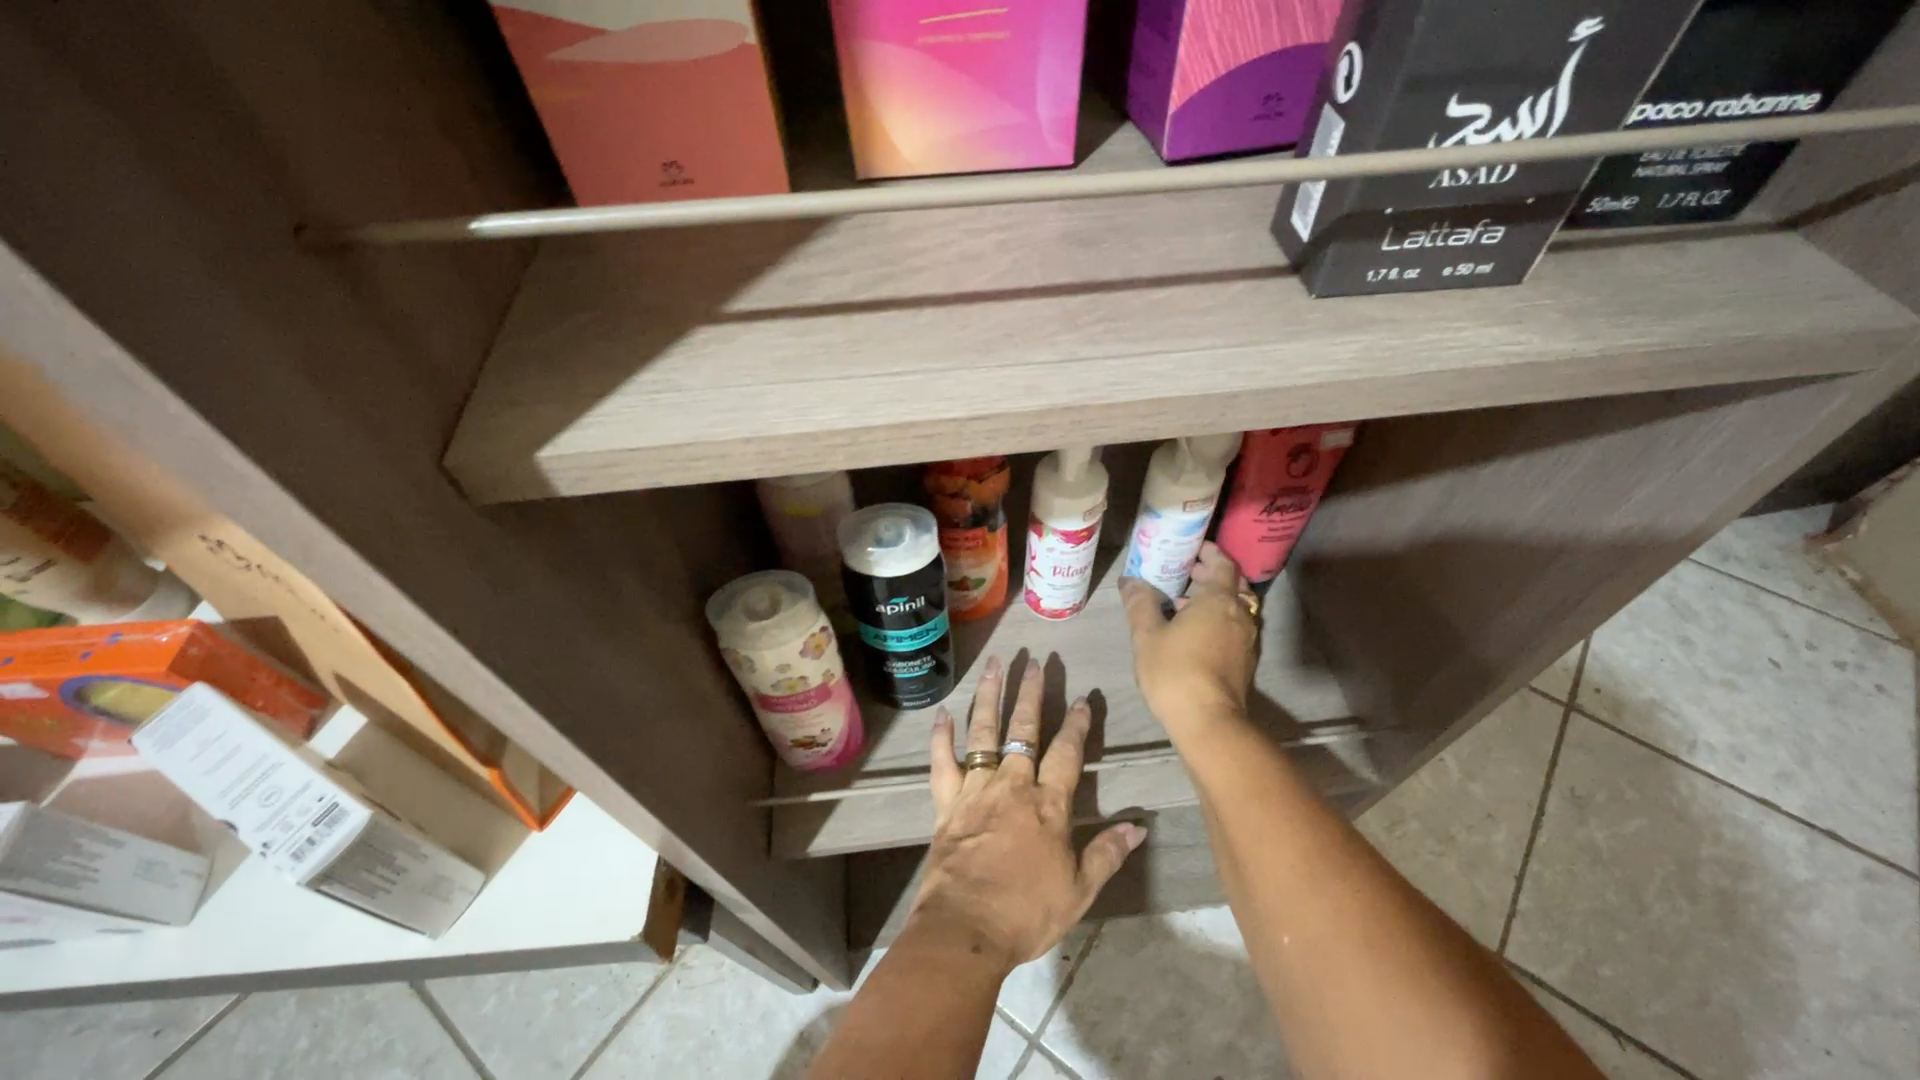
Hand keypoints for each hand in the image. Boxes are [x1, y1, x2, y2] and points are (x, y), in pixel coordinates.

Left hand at [913, 654, 1146, 970]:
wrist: (966, 928)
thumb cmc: (1027, 912)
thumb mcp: (1080, 890)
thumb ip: (1107, 854)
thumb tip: (1139, 827)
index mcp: (1049, 805)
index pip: (1067, 753)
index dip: (1077, 724)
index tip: (1082, 697)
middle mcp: (1013, 787)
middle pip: (1023, 730)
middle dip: (1030, 693)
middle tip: (1035, 661)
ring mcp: (976, 791)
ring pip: (983, 733)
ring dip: (989, 697)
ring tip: (993, 664)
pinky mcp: (946, 804)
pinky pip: (941, 763)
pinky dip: (940, 737)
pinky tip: (942, 713)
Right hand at [1120, 541, 1258, 736]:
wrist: (1208, 720)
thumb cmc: (1175, 671)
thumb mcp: (1147, 635)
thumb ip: (1140, 604)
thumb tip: (1130, 581)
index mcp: (1218, 600)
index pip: (1223, 564)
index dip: (1210, 552)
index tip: (1193, 548)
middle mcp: (1239, 614)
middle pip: (1233, 584)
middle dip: (1212, 574)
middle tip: (1187, 571)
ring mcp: (1246, 639)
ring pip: (1235, 607)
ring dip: (1215, 599)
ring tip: (1185, 602)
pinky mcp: (1245, 661)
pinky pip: (1234, 627)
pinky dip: (1219, 620)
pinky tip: (1195, 632)